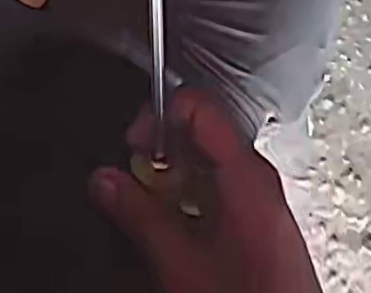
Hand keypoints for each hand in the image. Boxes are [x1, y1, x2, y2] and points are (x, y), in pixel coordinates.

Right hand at [90, 91, 320, 292]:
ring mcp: (265, 203)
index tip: (134, 142)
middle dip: (162, 153)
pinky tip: (179, 230)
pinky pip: (221, 189)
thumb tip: (106, 180)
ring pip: (208, 164)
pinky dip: (192, 198)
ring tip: (154, 211)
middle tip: (137, 180)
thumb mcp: (180, 263)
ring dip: (174, 180)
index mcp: (246, 174)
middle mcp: (260, 180)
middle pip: (201, 134)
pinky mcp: (263, 226)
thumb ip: (138, 215)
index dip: (159, 116)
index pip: (199, 107)